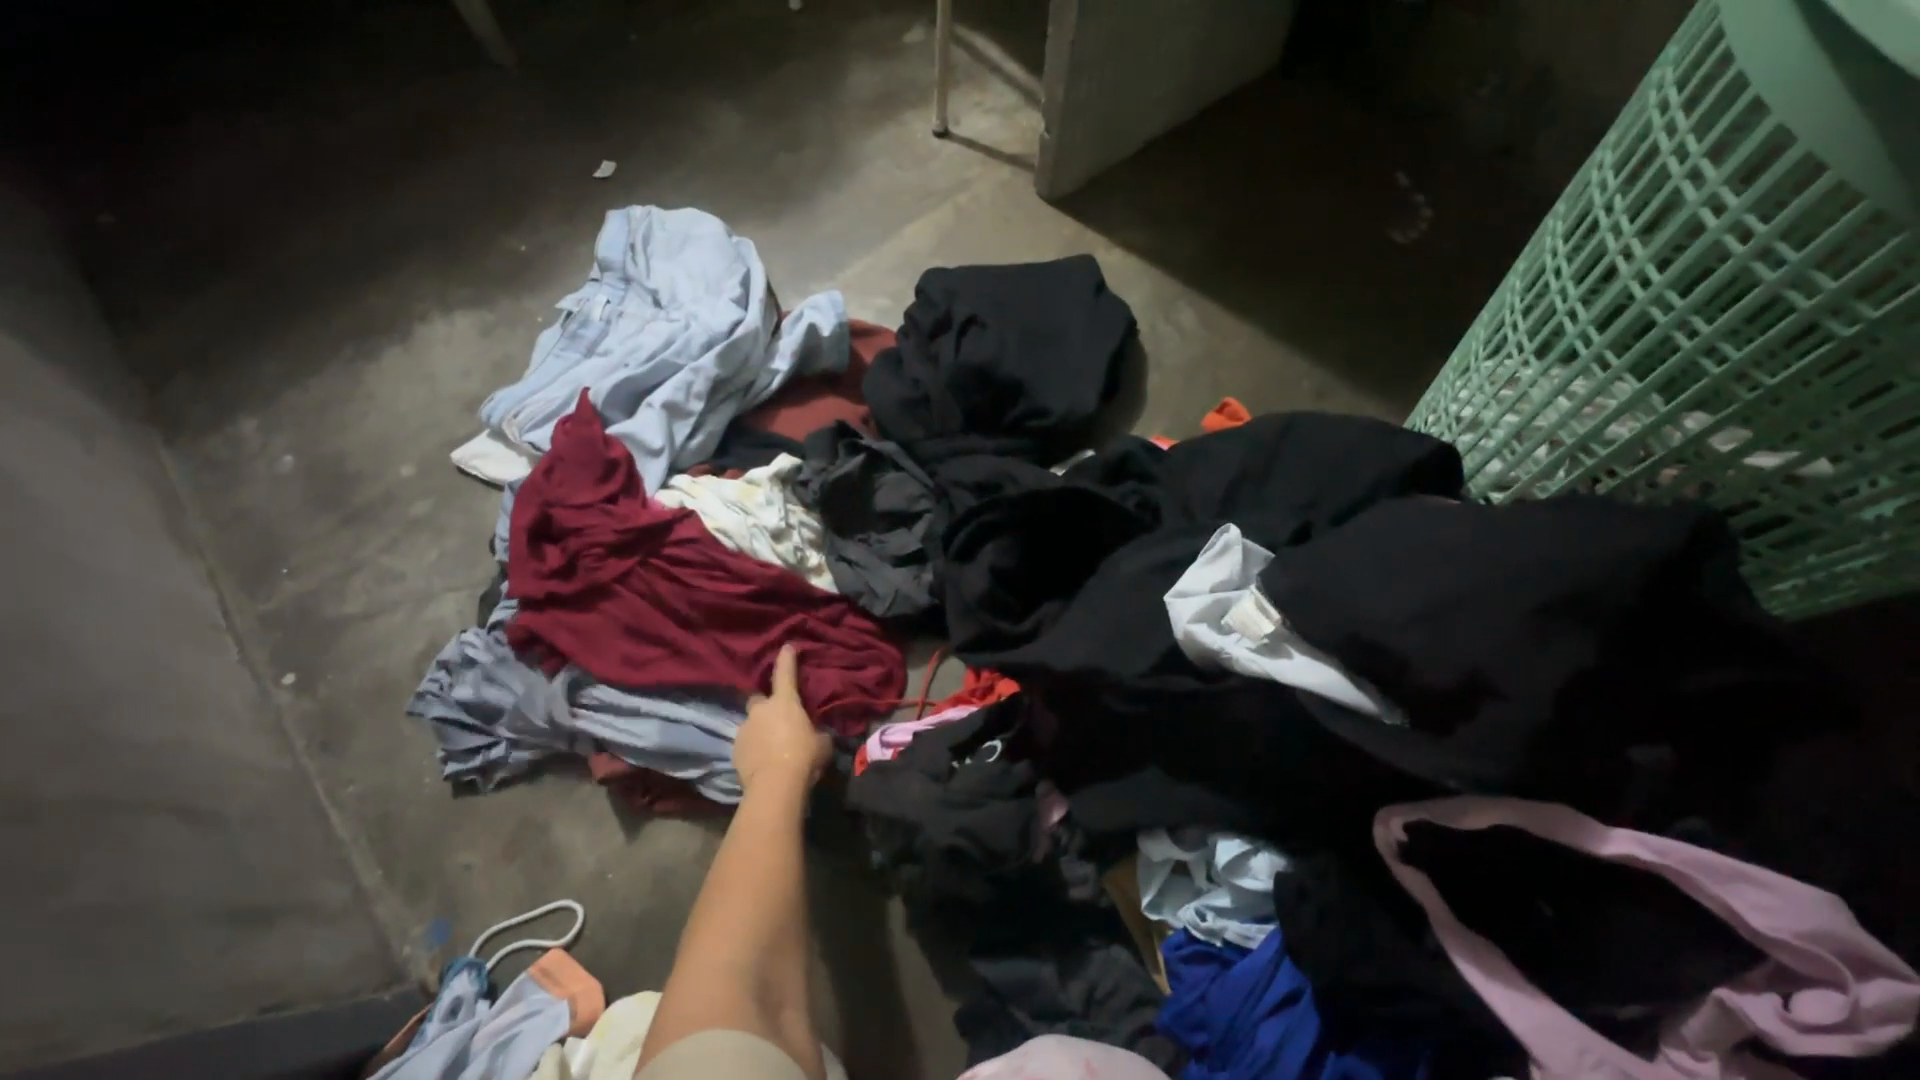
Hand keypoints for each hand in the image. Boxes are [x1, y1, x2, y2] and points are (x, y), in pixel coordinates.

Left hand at [735, 646, 830, 792]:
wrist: (776, 785)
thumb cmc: (804, 757)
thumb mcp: (822, 743)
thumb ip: (817, 733)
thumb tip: (816, 734)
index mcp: (784, 702)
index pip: (785, 673)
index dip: (787, 658)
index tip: (787, 647)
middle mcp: (760, 710)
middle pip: (759, 700)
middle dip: (766, 707)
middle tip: (777, 720)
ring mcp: (744, 729)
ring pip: (751, 724)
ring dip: (760, 731)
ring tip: (771, 748)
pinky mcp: (735, 749)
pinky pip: (745, 744)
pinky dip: (753, 749)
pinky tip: (762, 762)